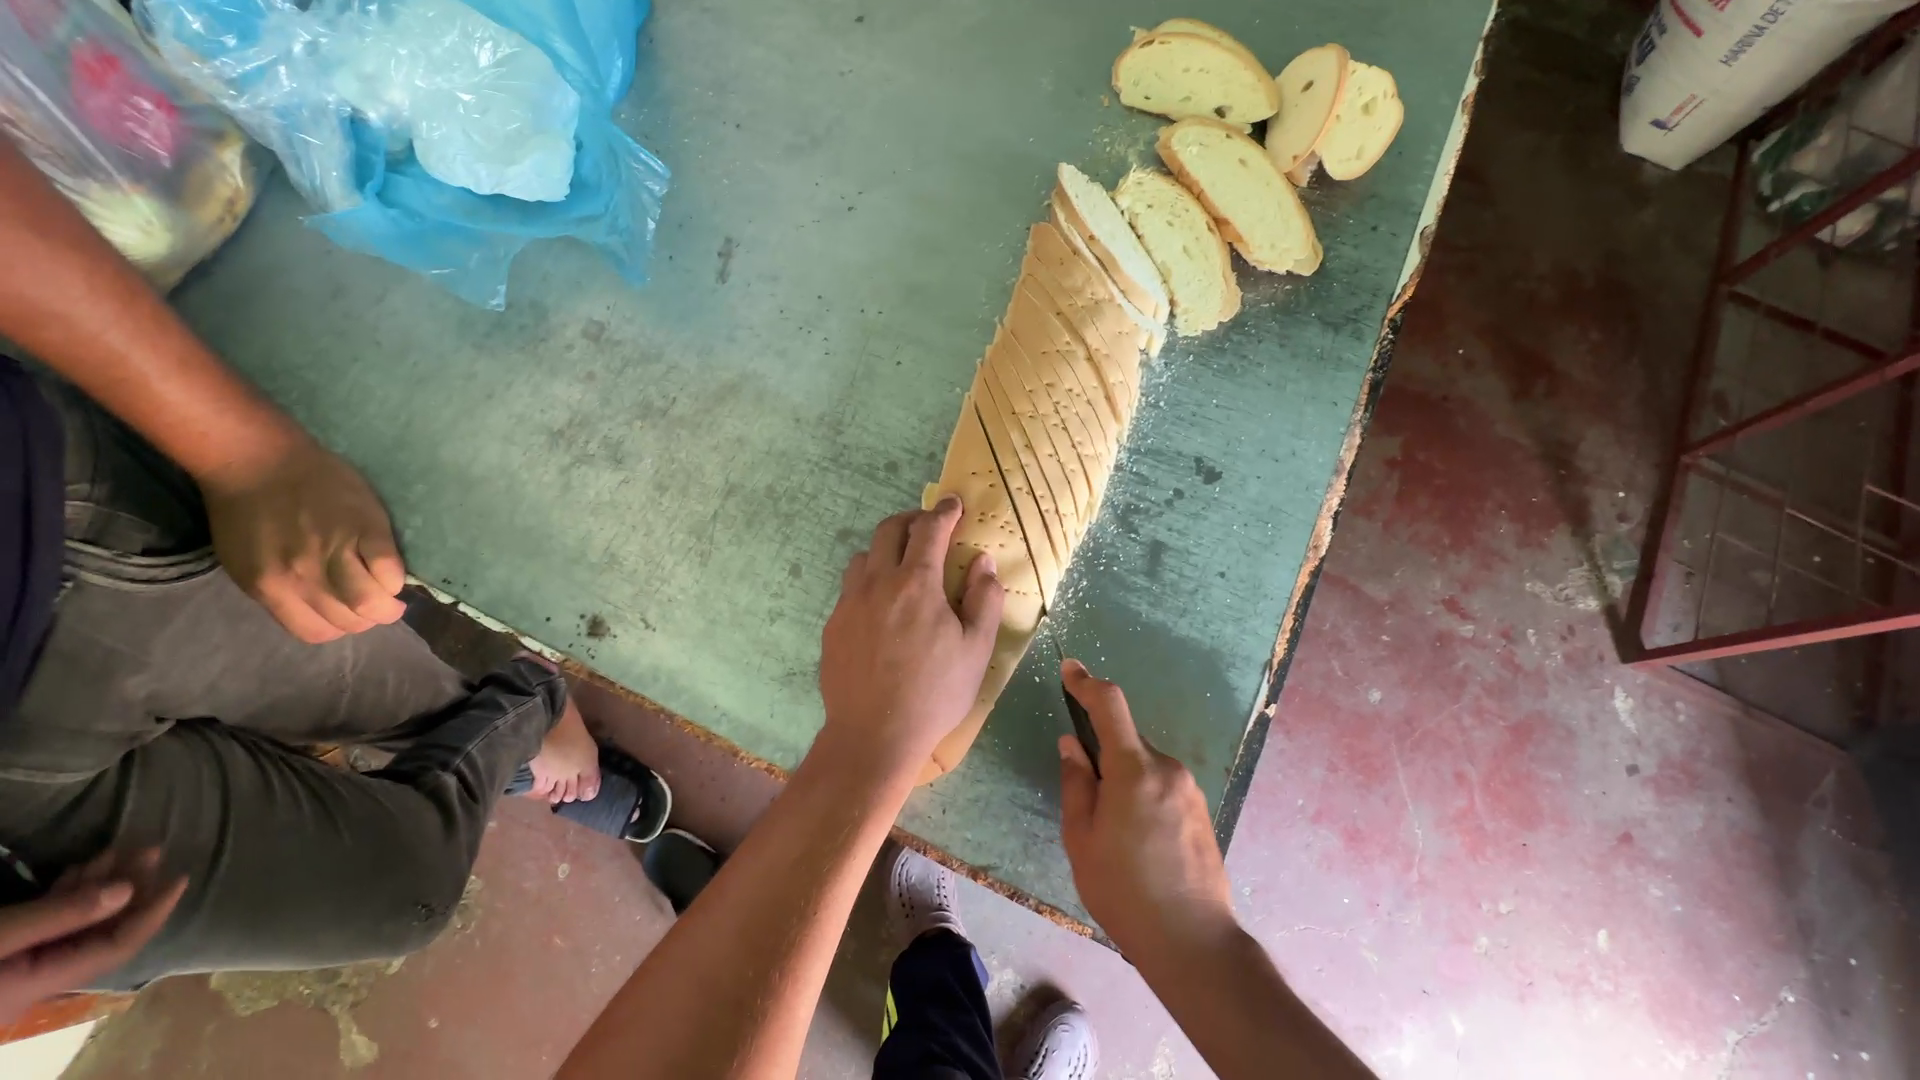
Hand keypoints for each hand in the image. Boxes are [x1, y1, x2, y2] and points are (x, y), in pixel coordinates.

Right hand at [0, 849, 186, 1024]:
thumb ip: (58, 917)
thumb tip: (128, 891)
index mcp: (39, 983)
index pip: (119, 945)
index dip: (156, 909)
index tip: (182, 873)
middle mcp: (31, 980)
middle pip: (98, 931)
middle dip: (128, 888)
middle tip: (149, 845)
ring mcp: (10, 969)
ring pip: (72, 924)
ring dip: (98, 886)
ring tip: (122, 847)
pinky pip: (41, 926)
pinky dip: (64, 896)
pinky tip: (79, 869)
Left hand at [199, 439, 407, 643]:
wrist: (255, 459)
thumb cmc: (247, 508)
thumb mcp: (247, 561)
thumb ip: (282, 587)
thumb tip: (320, 605)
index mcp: (270, 588)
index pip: (318, 633)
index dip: (340, 626)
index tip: (348, 611)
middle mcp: (301, 577)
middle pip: (349, 621)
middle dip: (368, 617)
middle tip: (374, 601)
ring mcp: (333, 552)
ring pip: (371, 603)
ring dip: (387, 603)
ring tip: (389, 592)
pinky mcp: (365, 530)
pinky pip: (389, 570)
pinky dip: (394, 577)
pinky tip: (389, 568)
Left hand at [819, 497, 1003, 770]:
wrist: (873, 736)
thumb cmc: (934, 694)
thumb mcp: (976, 650)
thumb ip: (983, 599)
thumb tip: (981, 562)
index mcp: (917, 583)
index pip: (930, 529)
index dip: (944, 511)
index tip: (954, 503)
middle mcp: (877, 583)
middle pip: (889, 530)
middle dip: (912, 520)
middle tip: (929, 527)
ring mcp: (849, 604)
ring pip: (863, 557)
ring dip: (885, 550)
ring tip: (902, 566)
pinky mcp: (833, 626)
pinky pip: (850, 589)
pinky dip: (869, 581)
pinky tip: (881, 607)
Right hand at [1058, 660, 1236, 963]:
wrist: (1191, 939)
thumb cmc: (1123, 889)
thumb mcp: (1082, 838)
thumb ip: (1076, 783)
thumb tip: (1073, 744)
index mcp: (1134, 769)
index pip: (1110, 706)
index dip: (1087, 683)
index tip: (1070, 669)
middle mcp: (1168, 768)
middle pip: (1127, 741)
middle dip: (1103, 754)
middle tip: (1087, 803)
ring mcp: (1190, 789)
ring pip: (1145, 766)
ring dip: (1124, 780)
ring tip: (1114, 835)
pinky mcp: (1201, 810)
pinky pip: (1162, 786)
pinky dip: (1143, 796)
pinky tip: (1139, 843)